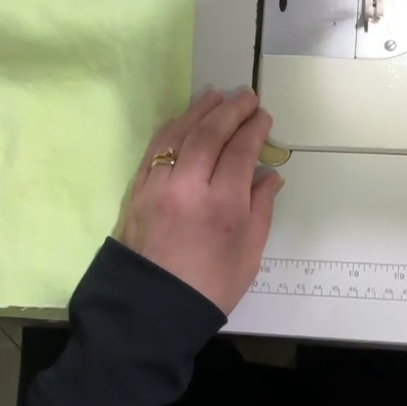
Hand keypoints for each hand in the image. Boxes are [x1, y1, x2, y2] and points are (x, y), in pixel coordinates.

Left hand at [117, 88, 284, 313]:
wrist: (150, 310)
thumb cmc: (208, 289)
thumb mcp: (248, 257)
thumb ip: (261, 211)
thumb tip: (269, 176)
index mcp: (223, 207)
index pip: (240, 151)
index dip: (254, 129)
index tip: (264, 117)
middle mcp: (188, 188)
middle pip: (210, 134)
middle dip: (231, 110)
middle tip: (246, 97)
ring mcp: (158, 187)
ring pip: (179, 134)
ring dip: (199, 110)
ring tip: (215, 96)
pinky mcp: (136, 191)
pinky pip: (155, 149)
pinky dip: (171, 129)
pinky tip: (182, 120)